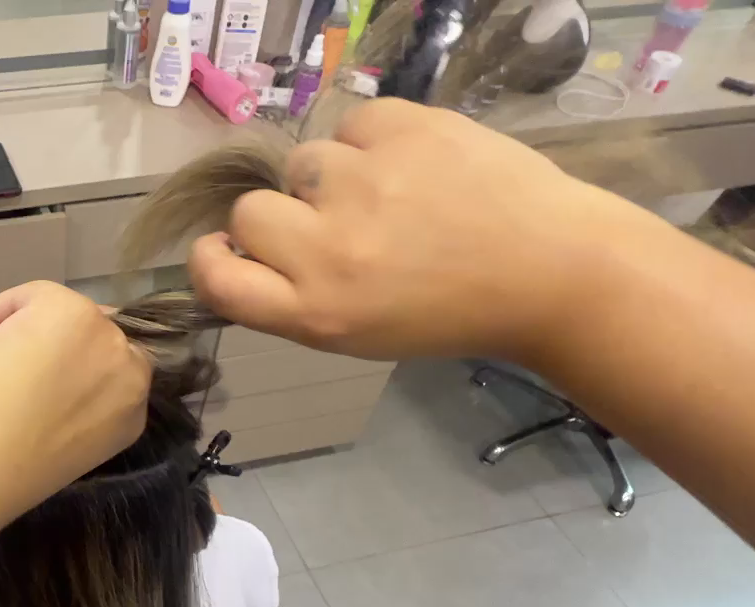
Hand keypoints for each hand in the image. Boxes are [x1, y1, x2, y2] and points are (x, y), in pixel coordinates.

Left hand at [0, 281, 149, 507]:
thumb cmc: (8, 471)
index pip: (112, 372)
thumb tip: (46, 378)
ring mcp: (106, 337)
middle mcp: (132, 372)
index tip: (29, 389)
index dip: (68, 372)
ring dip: (26, 332)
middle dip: (55, 347)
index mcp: (132, 415)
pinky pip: (32, 294)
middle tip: (9, 367)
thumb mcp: (59, 442)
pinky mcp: (70, 311)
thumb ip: (71, 408)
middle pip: (98, 338)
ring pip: (66, 316)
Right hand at [187, 99, 672, 360]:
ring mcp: (367, 183)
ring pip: (301, 162)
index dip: (209, 260)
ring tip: (380, 194)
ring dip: (326, 178)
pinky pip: (352, 123)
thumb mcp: (350, 334)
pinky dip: (370, 142)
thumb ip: (289, 298)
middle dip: (275, 219)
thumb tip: (246, 252)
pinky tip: (406, 165)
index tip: (224, 252)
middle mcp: (328, 249)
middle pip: (248, 213)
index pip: (218, 278)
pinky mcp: (407, 130)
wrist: (544, 270)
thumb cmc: (440, 315)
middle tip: (324, 227)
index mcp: (314, 311)